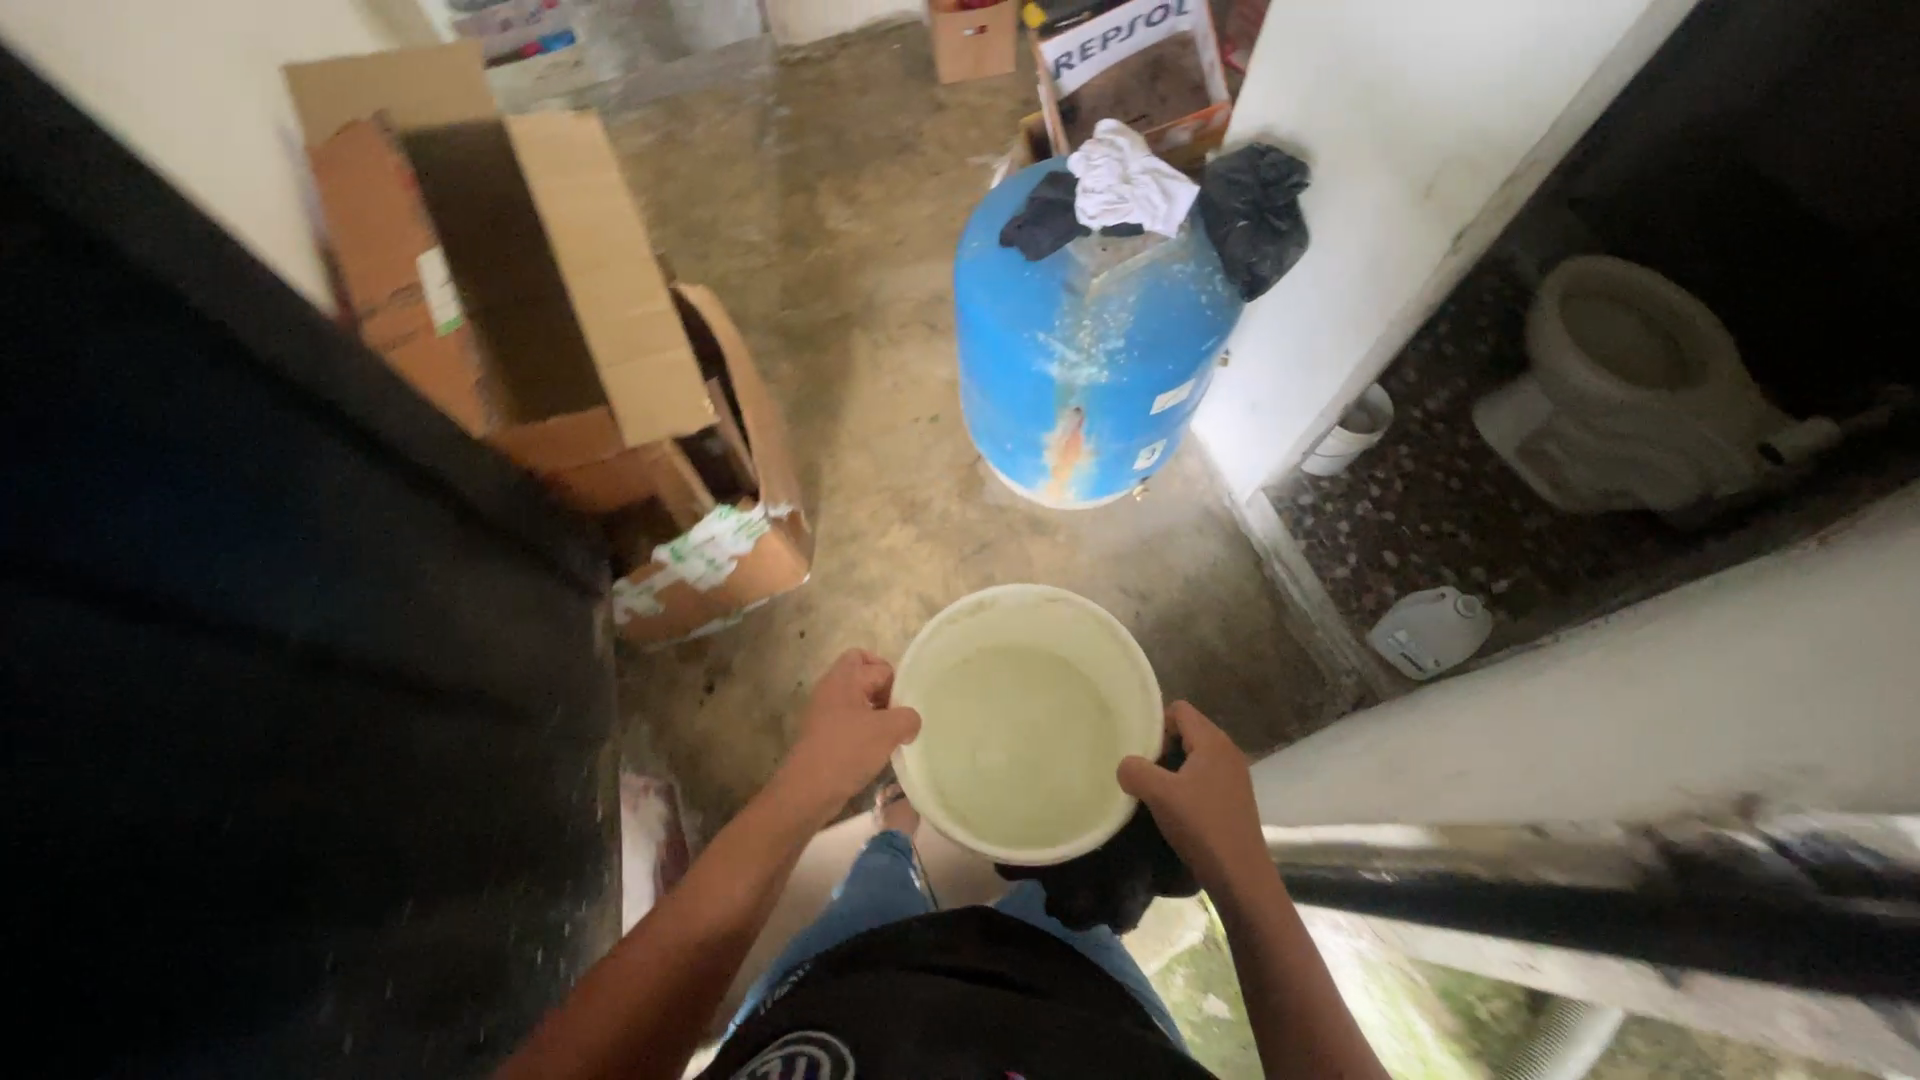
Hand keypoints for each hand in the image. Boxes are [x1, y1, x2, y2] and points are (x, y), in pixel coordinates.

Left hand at [773, 649, 921, 818]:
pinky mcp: (824, 732)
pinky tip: (877, 747)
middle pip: (862, 670)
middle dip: (884, 686)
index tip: (904, 709)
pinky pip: (850, 718)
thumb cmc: (847, 751)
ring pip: (856, 696)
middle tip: (897, 709)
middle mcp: (831, 688)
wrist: (808, 791)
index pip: (880, 666)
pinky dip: (865, 726)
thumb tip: (910, 722)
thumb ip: (908, 718)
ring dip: (876, 708)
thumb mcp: (888, 731)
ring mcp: (825, 711)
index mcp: (844, 679)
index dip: (897, 684)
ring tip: (892, 731)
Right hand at [1117, 702, 1268, 891]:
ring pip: (1195, 755)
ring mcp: (1235, 775)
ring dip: (1173, 768)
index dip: (1156, 724)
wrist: (1241, 876)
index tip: (1143, 753)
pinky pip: (1204, 776)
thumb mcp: (1159, 795)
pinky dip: (1187, 785)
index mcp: (1213, 741)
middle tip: (1145, 772)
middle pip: (1187, 730)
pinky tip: (1177, 810)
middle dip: (1162, 747)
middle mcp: (1228, 751)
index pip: (1179, 710)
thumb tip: (1126, 767)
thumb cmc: (1201, 826)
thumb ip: (1135, 771)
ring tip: (1157, 792)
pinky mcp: (1235, 797)